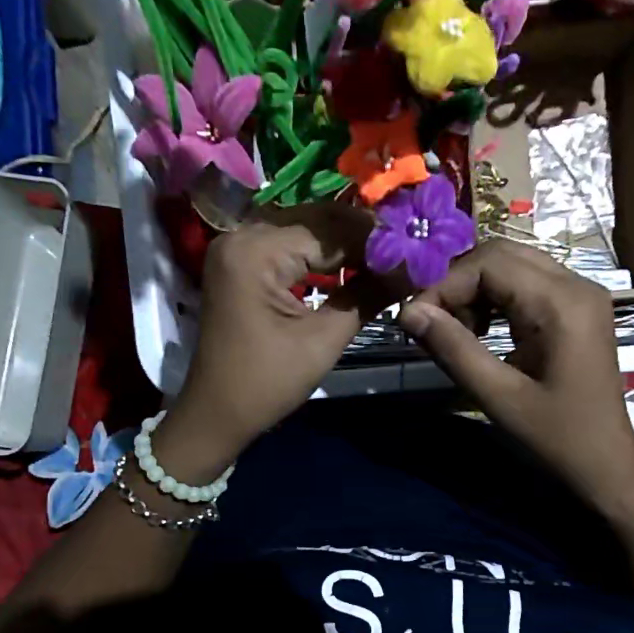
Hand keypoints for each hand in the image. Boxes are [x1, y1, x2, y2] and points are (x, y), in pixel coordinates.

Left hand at [158, 205, 400, 479]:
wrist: (216, 412)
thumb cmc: (267, 383)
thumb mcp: (323, 341)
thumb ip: (367, 296)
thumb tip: (413, 270)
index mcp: (256, 252)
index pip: (330, 230)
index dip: (375, 240)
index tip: (416, 250)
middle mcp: (242, 235)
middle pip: (316, 220)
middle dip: (362, 236)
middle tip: (406, 251)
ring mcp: (237, 246)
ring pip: (304, 228)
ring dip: (344, 242)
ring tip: (386, 257)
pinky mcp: (240, 262)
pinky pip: (288, 245)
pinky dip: (320, 254)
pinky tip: (351, 264)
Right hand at [397, 241, 633, 512]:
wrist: (605, 464)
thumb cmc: (556, 437)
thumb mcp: (499, 397)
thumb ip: (453, 349)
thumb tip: (408, 313)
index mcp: (562, 303)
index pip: (489, 263)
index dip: (445, 285)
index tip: (415, 321)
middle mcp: (576, 284)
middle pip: (502, 254)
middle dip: (459, 283)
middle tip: (434, 324)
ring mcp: (582, 294)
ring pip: (514, 265)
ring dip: (476, 289)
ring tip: (457, 330)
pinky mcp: (578, 308)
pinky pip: (529, 283)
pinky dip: (497, 298)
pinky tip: (484, 330)